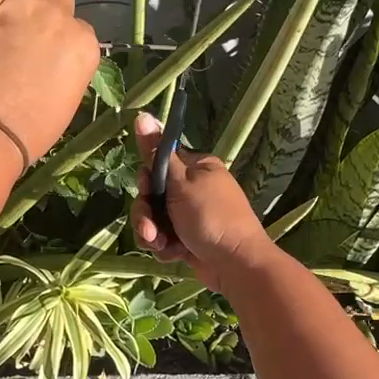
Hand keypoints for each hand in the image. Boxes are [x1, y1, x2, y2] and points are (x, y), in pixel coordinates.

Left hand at [0, 0, 100, 162]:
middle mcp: (61, 19)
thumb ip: (69, 65)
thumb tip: (57, 52)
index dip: (63, 41)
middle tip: (30, 34)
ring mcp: (24, 7)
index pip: (81, 28)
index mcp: (87, 46)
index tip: (48, 61)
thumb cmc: (31, 129)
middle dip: (51, 8)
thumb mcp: (68, 98)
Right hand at [128, 111, 270, 290]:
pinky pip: (165, 238)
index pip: (159, 165)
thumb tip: (142, 114)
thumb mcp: (180, 183)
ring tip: (161, 245)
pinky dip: (165, 247)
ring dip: (153, 234)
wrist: (236, 264)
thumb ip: (157, 153)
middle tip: (150, 230)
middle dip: (147, 215)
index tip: (148, 192)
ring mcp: (192, 215)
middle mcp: (194, 188)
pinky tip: (174, 255)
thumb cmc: (211, 217)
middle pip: (153, 195)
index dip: (148, 181)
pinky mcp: (189, 239)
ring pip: (155, 219)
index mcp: (197, 167)